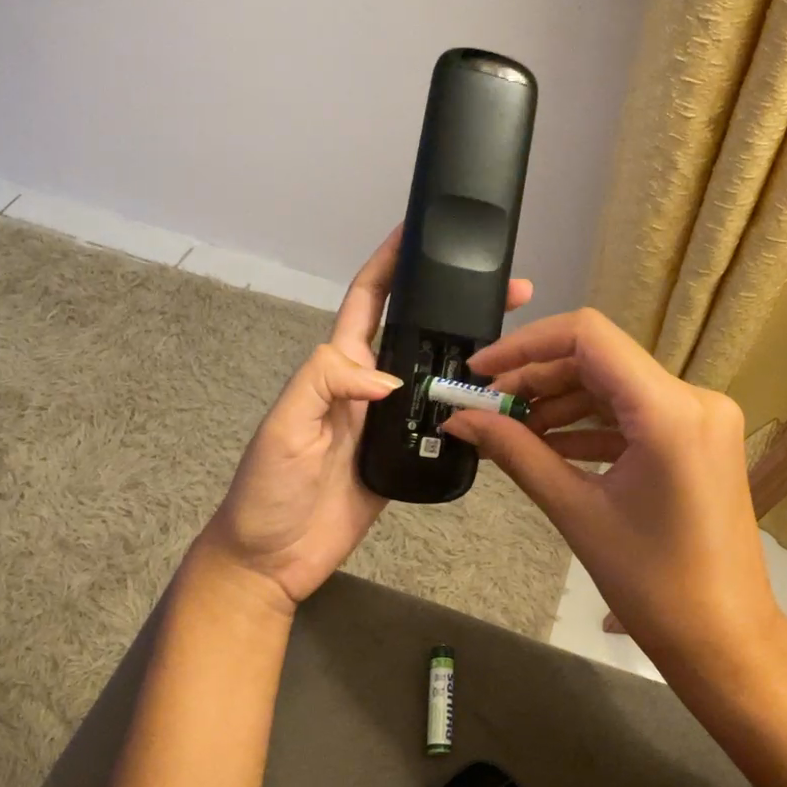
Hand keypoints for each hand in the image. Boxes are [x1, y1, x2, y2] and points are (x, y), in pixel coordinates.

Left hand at [197, 225, 531, 607]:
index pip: (369, 301)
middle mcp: (370, 386)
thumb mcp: (286, 424)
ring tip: (518, 339)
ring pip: (437, 374)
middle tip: (508, 287)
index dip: (390, 262)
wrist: (274, 557)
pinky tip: (502, 399)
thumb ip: (326, 383)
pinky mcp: (407, 457)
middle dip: (455, 300)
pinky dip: (472, 406)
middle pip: (417, 330)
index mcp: (338, 367)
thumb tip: (389, 378)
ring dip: (473, 352)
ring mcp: (391, 422)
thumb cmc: (268, 488)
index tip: (419, 230)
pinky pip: (443, 422)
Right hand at [438, 309, 782, 673]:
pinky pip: (636, 415)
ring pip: (615, 386)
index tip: (479, 371)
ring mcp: (702, 418)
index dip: (526, 346)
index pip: (588, 337)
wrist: (725, 640)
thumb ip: (516, 453)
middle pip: (600, 360)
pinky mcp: (699, 439)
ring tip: (508, 430)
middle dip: (537, 379)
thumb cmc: (653, 585)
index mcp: (670, 411)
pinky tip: (546, 446)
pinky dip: (590, 426)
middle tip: (484, 407)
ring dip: (560, 403)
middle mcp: (695, 398)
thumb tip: (460, 419)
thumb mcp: (577, 512)